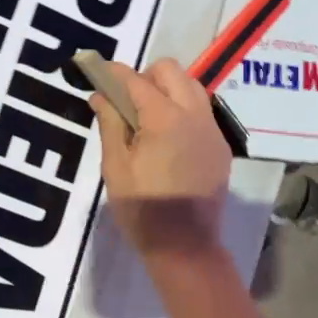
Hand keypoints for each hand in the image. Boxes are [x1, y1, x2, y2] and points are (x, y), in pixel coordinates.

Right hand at [90, 57, 231, 259]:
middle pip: (170, 71)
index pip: (135, 80)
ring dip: (167, 89)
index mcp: (164, 119)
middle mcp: (193, 114)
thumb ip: (110, 124)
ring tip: (146, 117)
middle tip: (124, 101)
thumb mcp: (116, 168)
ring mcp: (212, 129)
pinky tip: (166, 137)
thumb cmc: (142, 210)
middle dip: (144, 76)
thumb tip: (100, 96)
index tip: (97, 71)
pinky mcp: (220, 146)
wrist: (185, 247)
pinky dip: (182, 109)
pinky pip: (201, 110)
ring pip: (191, 86)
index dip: (113, 73)